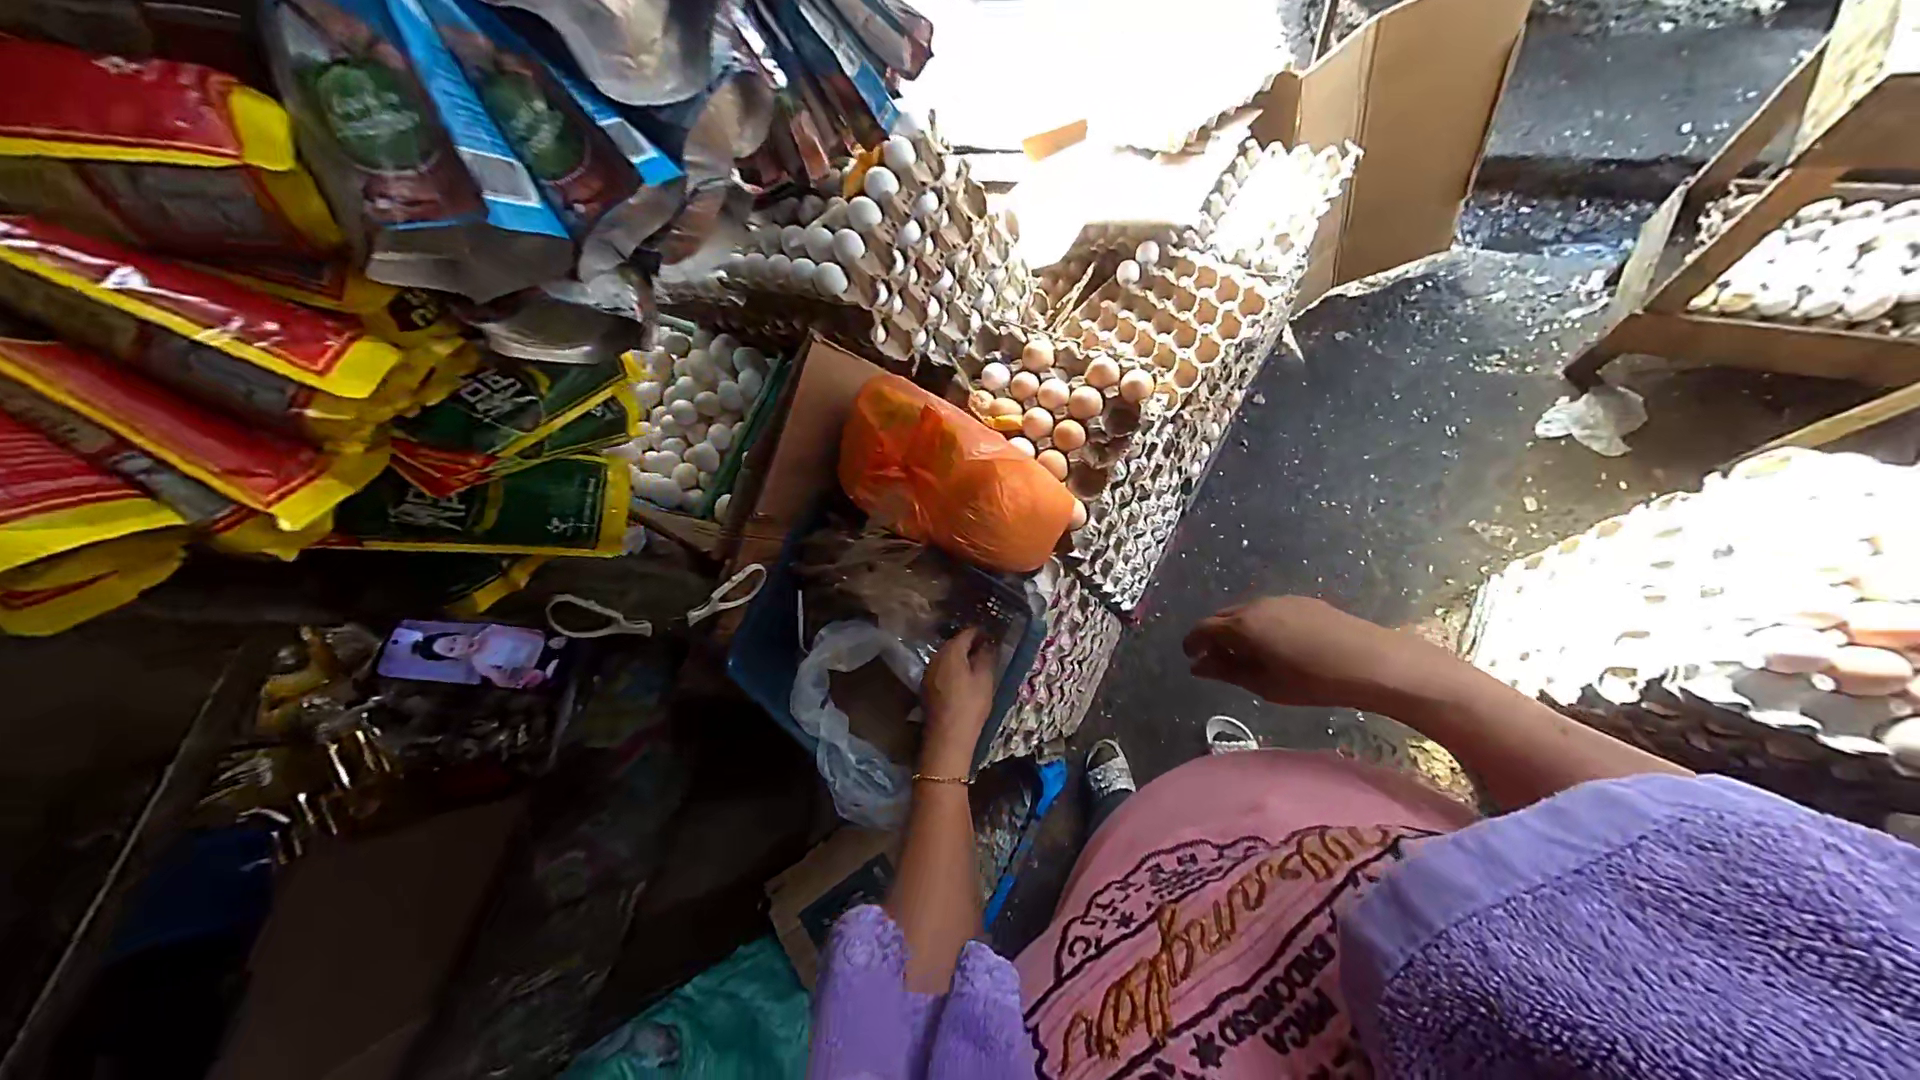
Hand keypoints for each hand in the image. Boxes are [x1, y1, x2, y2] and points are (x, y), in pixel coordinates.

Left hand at [919, 627, 995, 776]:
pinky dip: (952, 669)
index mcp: (951, 652)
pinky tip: (961, 678)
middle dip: (969, 644)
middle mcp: (935, 658)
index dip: (980, 633)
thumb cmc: (970, 705)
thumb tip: (987, 644)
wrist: (947, 736)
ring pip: (946, 657)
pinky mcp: (926, 686)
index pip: (966, 633)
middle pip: (953, 643)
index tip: (991, 636)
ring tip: (975, 664)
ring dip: (959, 657)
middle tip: (985, 648)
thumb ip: (986, 656)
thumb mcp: (984, 679)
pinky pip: (941, 669)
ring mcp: (928, 672)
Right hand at [1182, 596, 1463, 712]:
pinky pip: (1269, 610)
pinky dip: (1260, 625)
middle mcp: (1256, 605)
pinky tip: (1277, 646)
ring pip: (1246, 612)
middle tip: (1218, 660)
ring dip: (1238, 629)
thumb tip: (1197, 665)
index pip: (1203, 628)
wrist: (1374, 662)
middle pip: (1222, 616)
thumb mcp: (1264, 685)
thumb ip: (1226, 672)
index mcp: (1242, 625)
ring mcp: (1282, 600)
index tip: (1191, 657)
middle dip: (1214, 636)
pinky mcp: (1305, 602)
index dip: (1192, 643)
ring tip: (1248, 655)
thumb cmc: (1313, 681)